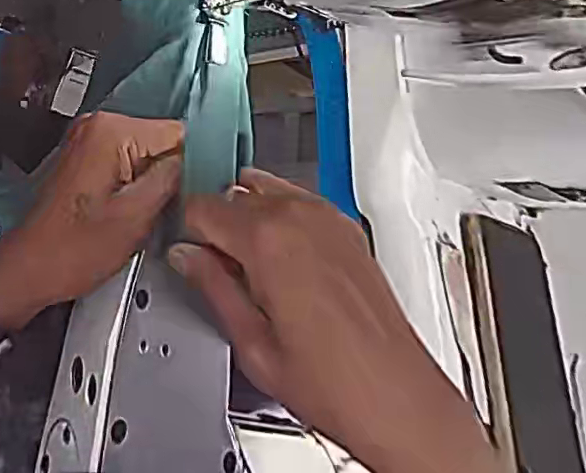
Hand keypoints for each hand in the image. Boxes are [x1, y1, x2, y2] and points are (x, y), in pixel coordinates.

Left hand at [0, 111, 182, 330]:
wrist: (27, 270)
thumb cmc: (75, 249)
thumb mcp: (135, 217)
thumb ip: (170, 179)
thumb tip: (193, 161)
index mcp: (111, 130)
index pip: (177, 133)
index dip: (190, 165)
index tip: (189, 196)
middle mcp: (99, 123)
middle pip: (161, 140)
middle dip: (170, 173)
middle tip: (167, 209)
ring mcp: (90, 137)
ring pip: (147, 152)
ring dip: (153, 180)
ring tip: (146, 211)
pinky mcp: (86, 154)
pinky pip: (128, 159)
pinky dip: (136, 181)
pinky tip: (130, 207)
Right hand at [170, 169, 498, 472]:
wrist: (398, 396)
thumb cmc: (337, 383)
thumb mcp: (253, 343)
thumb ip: (213, 287)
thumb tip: (187, 257)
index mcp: (266, 239)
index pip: (203, 205)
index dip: (188, 228)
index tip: (189, 249)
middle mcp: (297, 214)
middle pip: (233, 193)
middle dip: (218, 223)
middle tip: (217, 264)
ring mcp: (325, 215)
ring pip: (265, 188)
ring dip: (249, 214)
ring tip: (251, 262)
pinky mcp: (345, 225)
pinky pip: (297, 199)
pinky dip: (281, 214)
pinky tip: (284, 257)